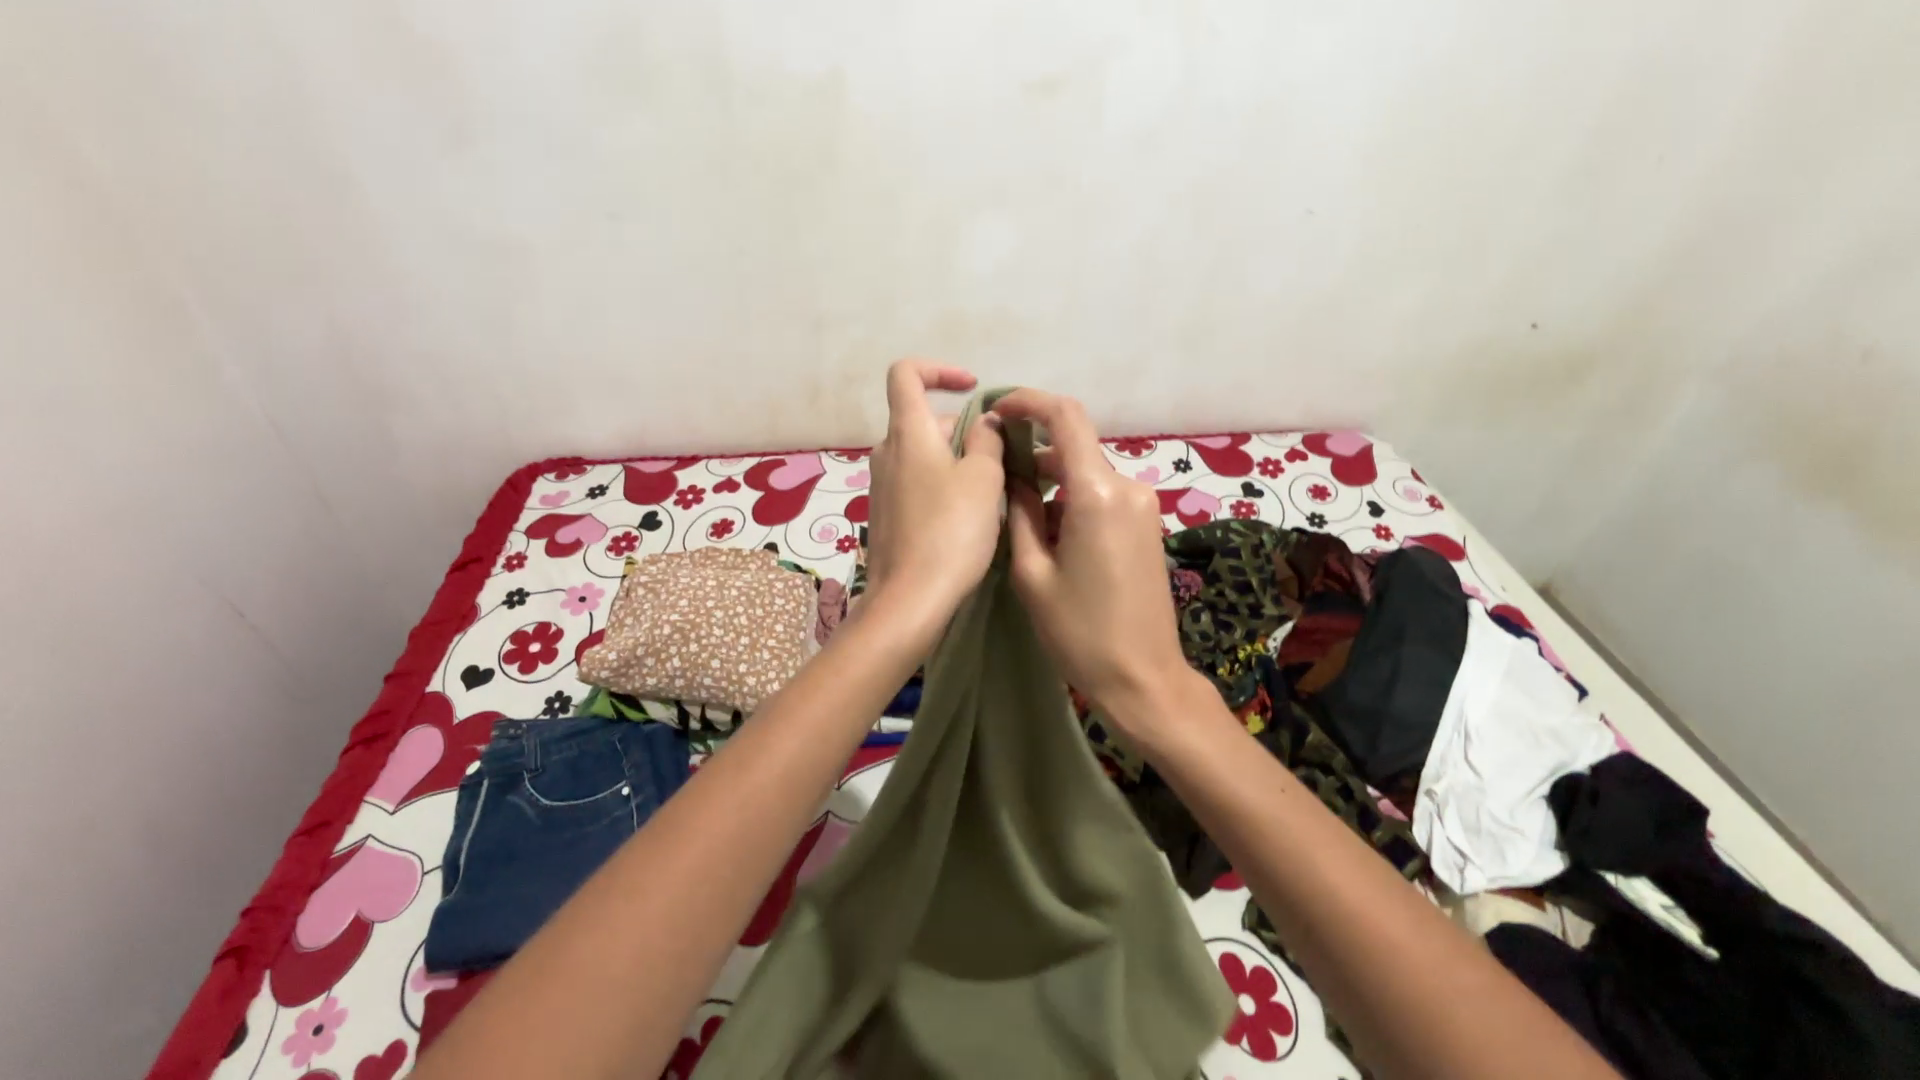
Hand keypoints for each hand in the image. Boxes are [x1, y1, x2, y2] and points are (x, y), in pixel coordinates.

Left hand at [863, 360, 1006, 619]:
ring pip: (924, 454)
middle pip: (923, 419)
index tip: (972, 387)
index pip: (906, 373)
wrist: (909, 599)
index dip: (939, 369)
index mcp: (907, 432)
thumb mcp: (983, 479)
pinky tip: (969, 516)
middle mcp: (887, 452)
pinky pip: (918, 482)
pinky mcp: (887, 514)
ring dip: (958, 459)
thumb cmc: (950, 531)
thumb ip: (987, 440)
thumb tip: (984, 422)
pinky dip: (944, 484)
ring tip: (993, 488)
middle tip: (1003, 456)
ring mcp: (882, 485)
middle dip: (964, 428)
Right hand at [992, 390, 1196, 724]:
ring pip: (1086, 474)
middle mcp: (1127, 488)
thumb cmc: (1078, 631)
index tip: (997, 409)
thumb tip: (1011, 476)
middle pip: (1074, 448)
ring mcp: (1144, 506)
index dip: (1028, 402)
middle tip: (995, 483)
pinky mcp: (1148, 525)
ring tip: (1019, 525)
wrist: (1142, 677)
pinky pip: (1103, 496)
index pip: (1065, 417)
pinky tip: (1052, 541)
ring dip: (1052, 484)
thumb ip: (1019, 513)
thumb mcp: (1032, 573)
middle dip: (1033, 456)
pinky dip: (1073, 502)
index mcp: (1096, 493)